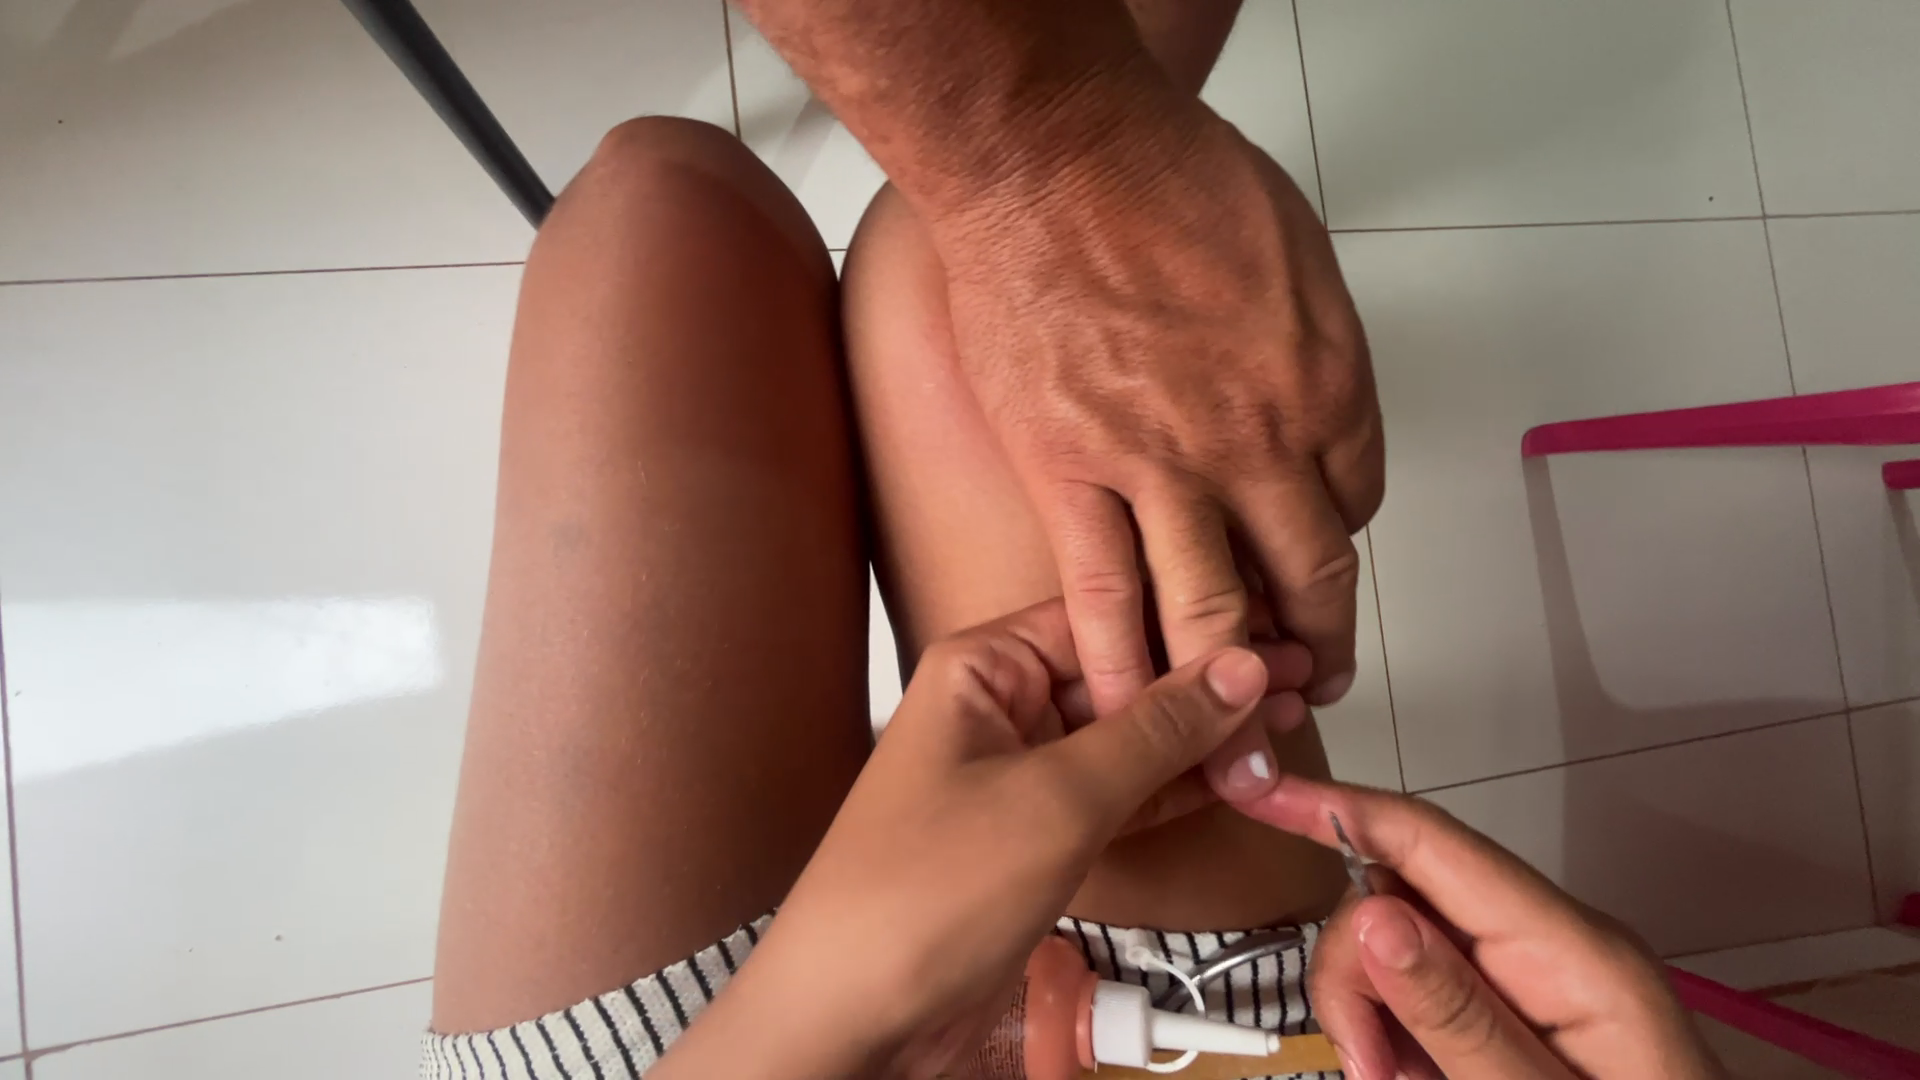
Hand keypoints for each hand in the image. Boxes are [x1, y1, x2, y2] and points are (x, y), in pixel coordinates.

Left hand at [651, 599, 1308, 1079]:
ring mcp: (1022, 769)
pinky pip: (1118, 792)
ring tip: (1288, 715)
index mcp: (984, 666)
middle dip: (1207, 681)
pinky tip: (1234, 770)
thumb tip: (1235, 670)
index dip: (1187, 623)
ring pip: (1127, 738)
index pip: (1101, 617)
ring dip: (1202, 734)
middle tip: (1298, 673)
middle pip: (1119, 677)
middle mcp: (1001, 706)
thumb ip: (1153, 731)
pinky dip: (1174, 786)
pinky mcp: (1039, 828)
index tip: (1267, 626)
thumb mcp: (1055, 797)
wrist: (858, 1016)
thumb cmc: (923, 890)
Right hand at [926, 109, 1381, 801]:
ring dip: (1225, 680)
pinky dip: (1119, 660)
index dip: (1328, 551)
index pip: (1350, 504)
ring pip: (1209, 605)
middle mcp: (1256, 442)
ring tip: (1229, 733)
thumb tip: (1291, 416)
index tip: (1306, 572)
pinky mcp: (1068, 475)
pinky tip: (1122, 708)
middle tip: (1308, 689)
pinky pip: (1103, 591)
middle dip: (1312, 648)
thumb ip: (1309, 344)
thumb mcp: (1290, 244)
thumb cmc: (1168, 181)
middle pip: (1304, 577)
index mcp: (1323, 382)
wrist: (1052, 161)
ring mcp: (1161, 466)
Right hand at [1236, 777, 1727, 1079]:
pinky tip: (1406, 1074)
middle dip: (1354, 968)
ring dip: (1362, 1006)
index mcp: (1570, 951)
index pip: (1427, 839)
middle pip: (1390, 894)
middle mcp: (1536, 937)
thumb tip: (1372, 915)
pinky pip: (1402, 978)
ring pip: (1382, 936)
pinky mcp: (1494, 997)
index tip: (1256, 792)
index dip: (1335, 806)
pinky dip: (1382, 1024)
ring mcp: (1514, 966)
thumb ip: (1463, 1020)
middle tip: (1367, 1066)